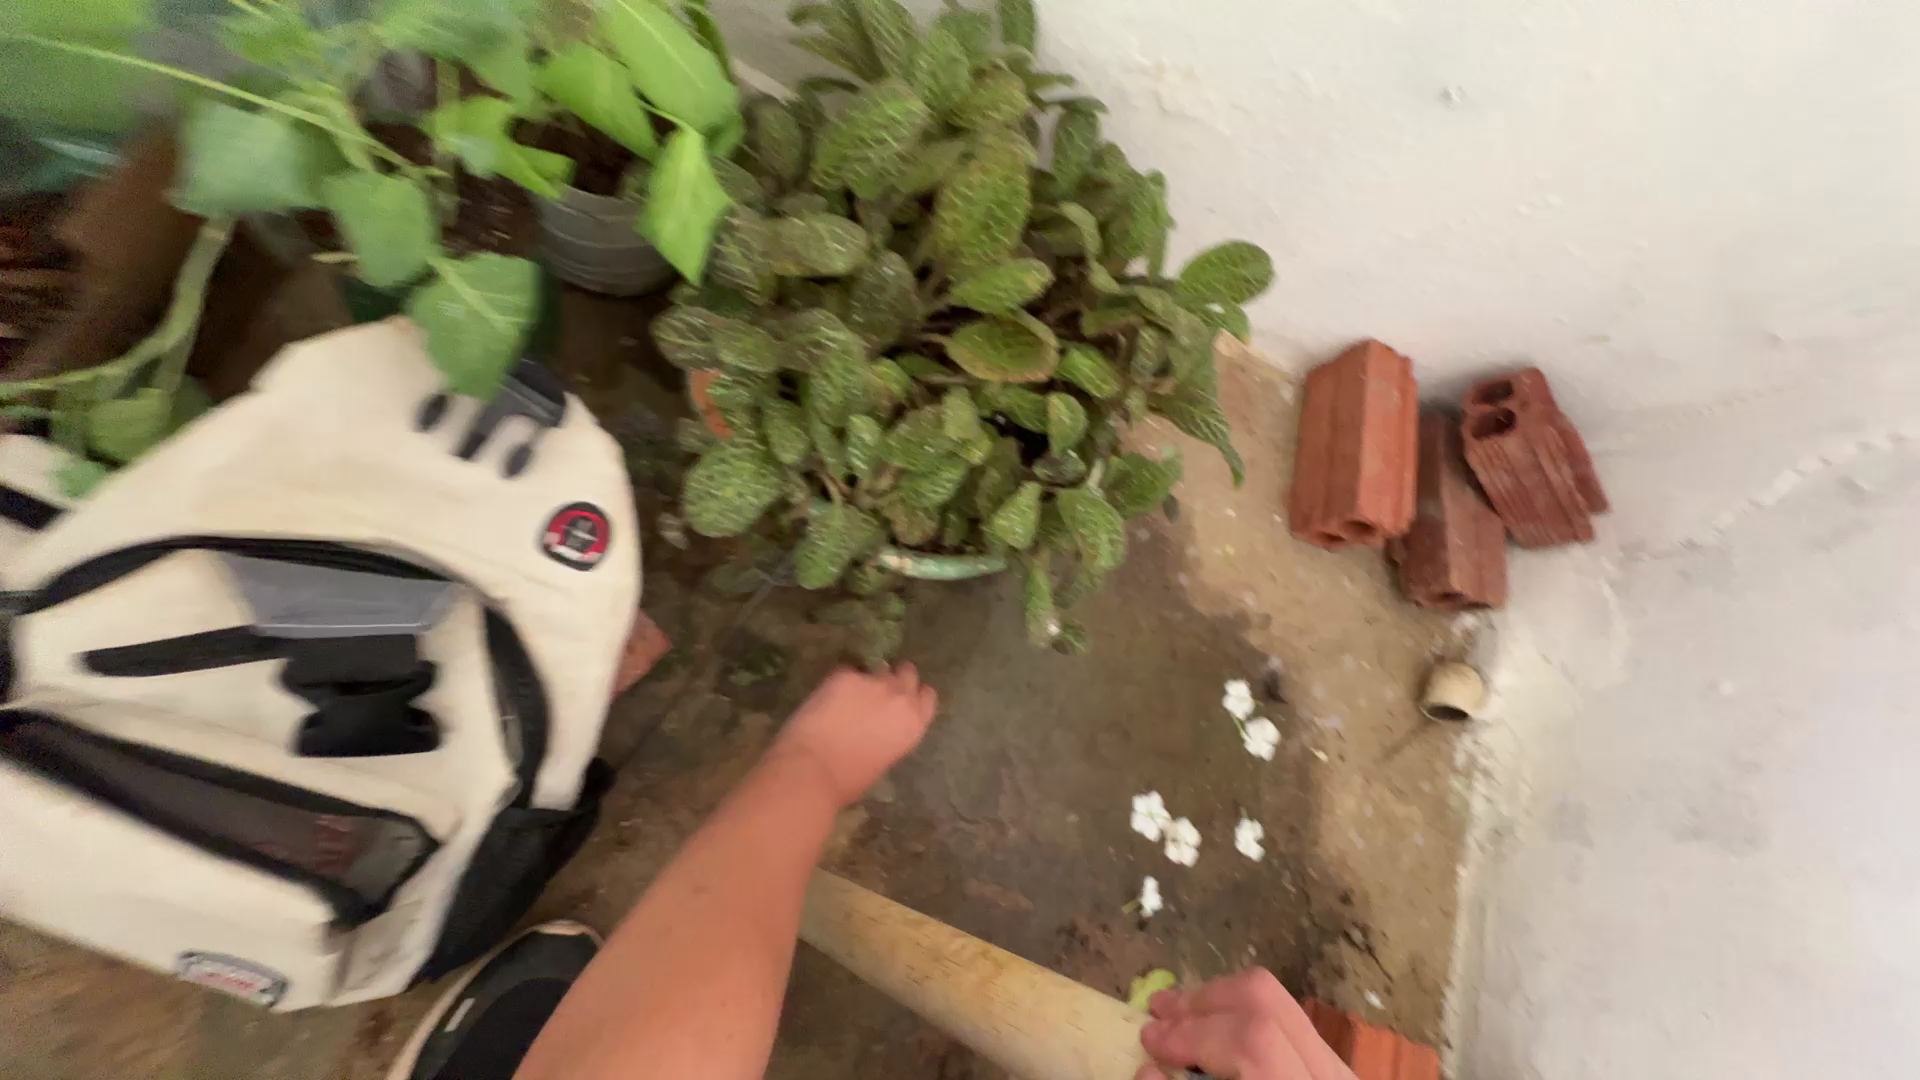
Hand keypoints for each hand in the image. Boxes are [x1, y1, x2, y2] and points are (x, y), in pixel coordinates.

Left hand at [765, 664, 938, 807]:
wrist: (813, 770)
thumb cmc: (849, 780)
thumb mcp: (886, 756)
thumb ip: (892, 731)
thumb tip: (881, 722)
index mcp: (914, 724)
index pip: (927, 695)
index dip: (914, 694)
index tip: (903, 698)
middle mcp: (900, 697)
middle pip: (908, 672)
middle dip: (896, 677)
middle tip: (878, 689)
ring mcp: (873, 682)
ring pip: (880, 667)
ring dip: (870, 676)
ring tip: (852, 690)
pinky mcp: (846, 675)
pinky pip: (847, 669)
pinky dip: (841, 679)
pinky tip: (828, 693)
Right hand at [1136, 970, 1356, 1079]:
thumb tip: (1147, 1068)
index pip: (1254, 1043)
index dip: (1192, 1036)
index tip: (1147, 1045)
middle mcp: (1332, 1075)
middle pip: (1265, 1002)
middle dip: (1198, 1004)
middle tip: (1155, 1018)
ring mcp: (1341, 1070)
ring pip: (1275, 999)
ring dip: (1214, 1000)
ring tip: (1174, 1014)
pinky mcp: (1336, 1068)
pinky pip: (1283, 1018)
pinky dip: (1236, 1014)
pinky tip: (1210, 1031)